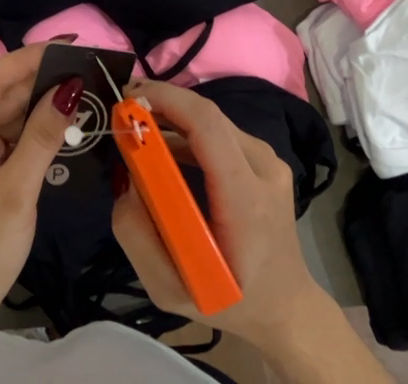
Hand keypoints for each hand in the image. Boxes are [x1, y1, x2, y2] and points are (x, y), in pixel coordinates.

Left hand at [0, 39, 82, 329]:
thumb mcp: (15, 192)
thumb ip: (42, 137)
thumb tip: (70, 88)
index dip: (32, 56)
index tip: (73, 41)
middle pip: (4, 90)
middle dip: (45, 77)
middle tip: (92, 65)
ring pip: (12, 108)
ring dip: (46, 100)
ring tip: (89, 85)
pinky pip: (14, 130)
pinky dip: (40, 125)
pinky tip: (70, 116)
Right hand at [110, 79, 315, 337]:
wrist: (287, 306)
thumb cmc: (232, 302)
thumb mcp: (170, 290)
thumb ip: (137, 236)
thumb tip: (127, 181)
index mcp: (246, 200)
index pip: (208, 126)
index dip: (166, 101)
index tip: (126, 101)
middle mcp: (264, 169)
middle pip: (207, 116)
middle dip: (160, 104)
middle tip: (120, 116)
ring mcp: (269, 162)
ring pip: (211, 120)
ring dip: (170, 118)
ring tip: (135, 134)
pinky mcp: (264, 161)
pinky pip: (218, 133)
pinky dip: (185, 132)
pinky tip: (163, 151)